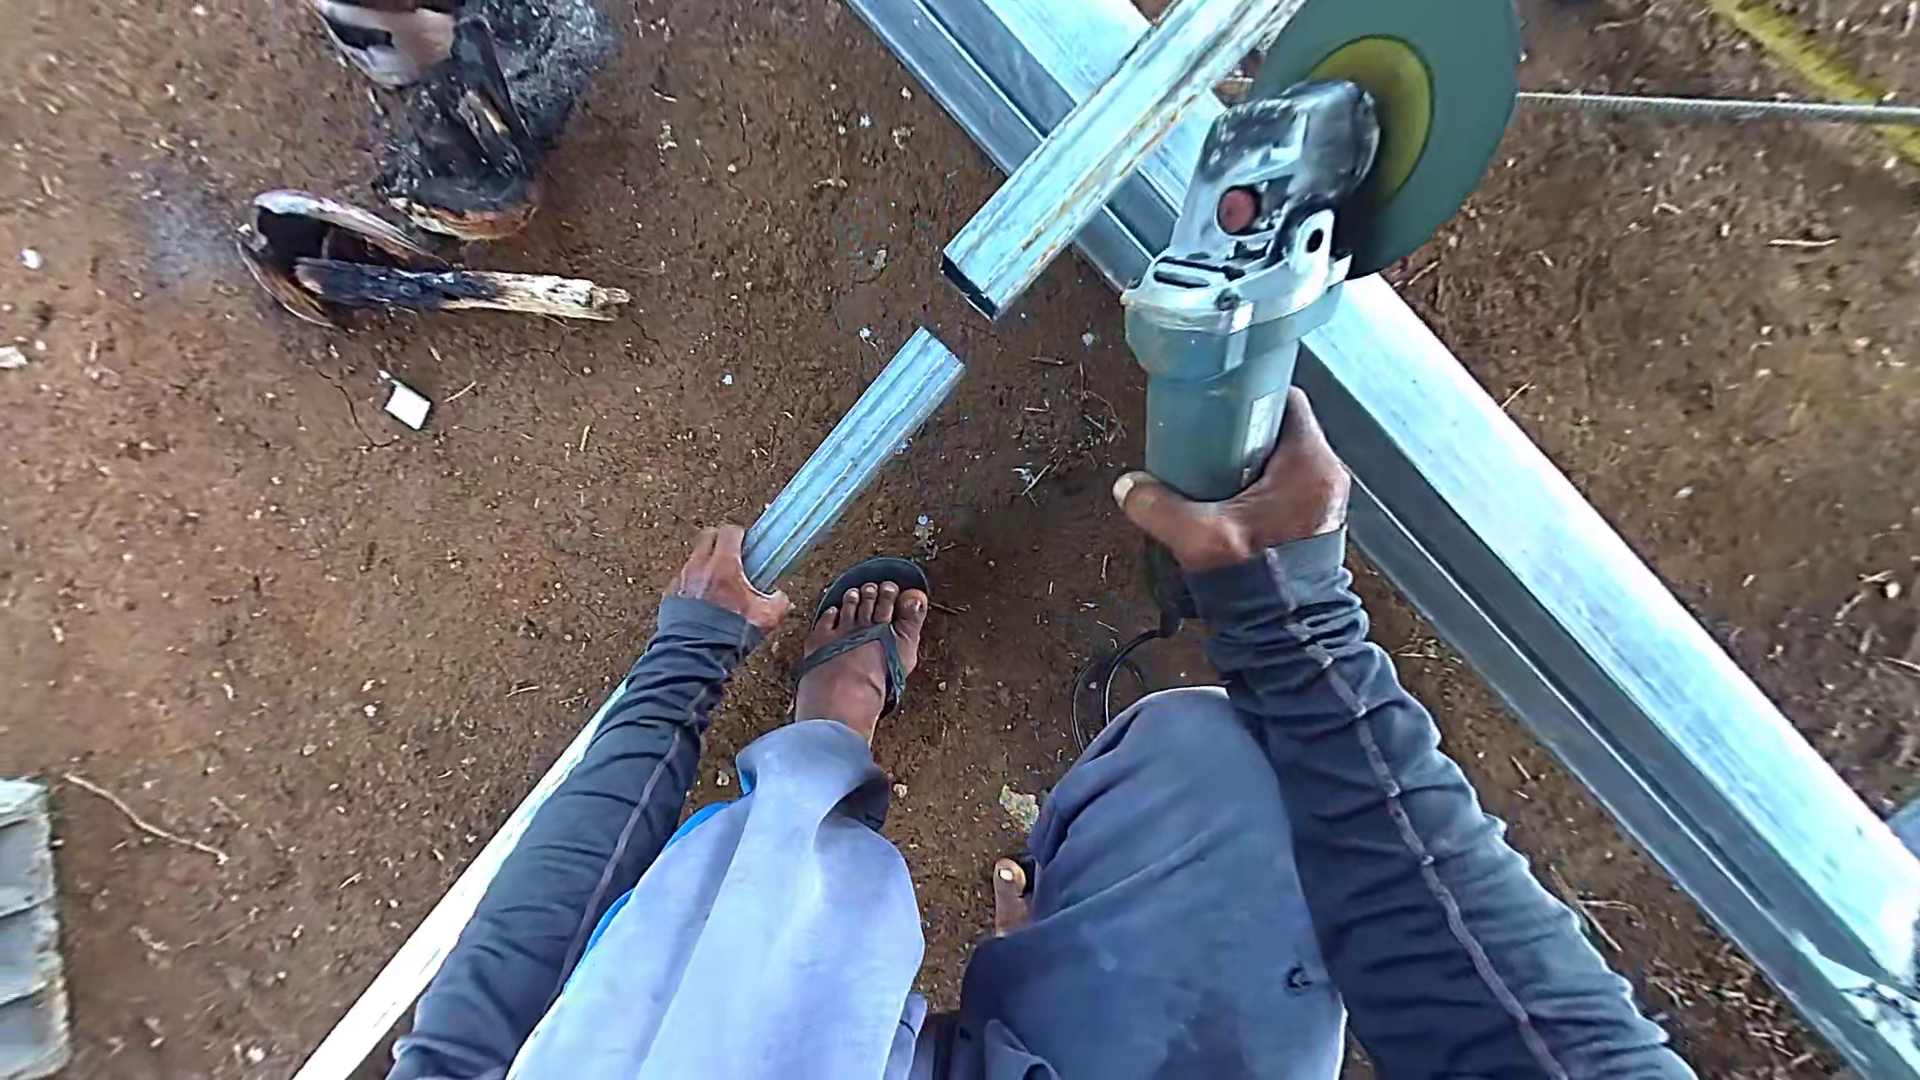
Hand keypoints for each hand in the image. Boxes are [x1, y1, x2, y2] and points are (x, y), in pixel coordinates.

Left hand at [668, 525, 791, 632]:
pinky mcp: (670, 596)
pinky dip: (693, 584)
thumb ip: (778, 602)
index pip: (729, 532)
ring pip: (694, 558)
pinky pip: (682, 580)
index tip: (746, 541)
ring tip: (717, 581)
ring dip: (706, 563)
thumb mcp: (766, 617)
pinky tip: (703, 601)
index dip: (740, 534)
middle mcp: (699, 567)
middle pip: (707, 536)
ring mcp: (682, 580)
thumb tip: (781, 597)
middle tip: (731, 553)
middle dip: (719, 540)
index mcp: (724, 565)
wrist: (694, 655)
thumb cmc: (729, 633)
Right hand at [1113, 388, 1350, 571]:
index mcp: (1310, 467)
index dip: (1250, 397)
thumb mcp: (1198, 538)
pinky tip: (1219, 504)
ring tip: (1205, 476)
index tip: (1218, 404)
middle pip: (1277, 432)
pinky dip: (1248, 489)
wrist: (1285, 635)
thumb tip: (1130, 487)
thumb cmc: (1260, 585)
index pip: (1287, 403)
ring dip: (1242, 464)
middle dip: (1238, 435)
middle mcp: (1322, 478)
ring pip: (1275, 461)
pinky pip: (1276, 489)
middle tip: (1202, 443)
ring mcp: (1317, 502)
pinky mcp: (1305, 523)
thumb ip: (1157, 507)